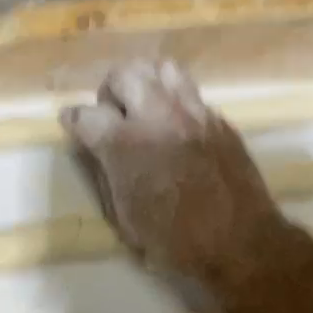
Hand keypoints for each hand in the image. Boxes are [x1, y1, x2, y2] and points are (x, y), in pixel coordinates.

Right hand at [60, 59, 286, 282]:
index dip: (73, 120)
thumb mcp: (123, 217)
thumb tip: (97, 151)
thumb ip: (105, 175)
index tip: (73, 125)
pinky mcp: (218, 120)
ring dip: (146, 84)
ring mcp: (193, 113)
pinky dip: (175, 103)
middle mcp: (157, 117)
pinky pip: (190, 94)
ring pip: (162, 69)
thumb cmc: (173, 242)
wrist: (239, 244)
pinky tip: (176, 129)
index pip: (86, 114)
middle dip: (110, 91)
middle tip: (112, 115)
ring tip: (145, 108)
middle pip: (125, 74)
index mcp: (125, 144)